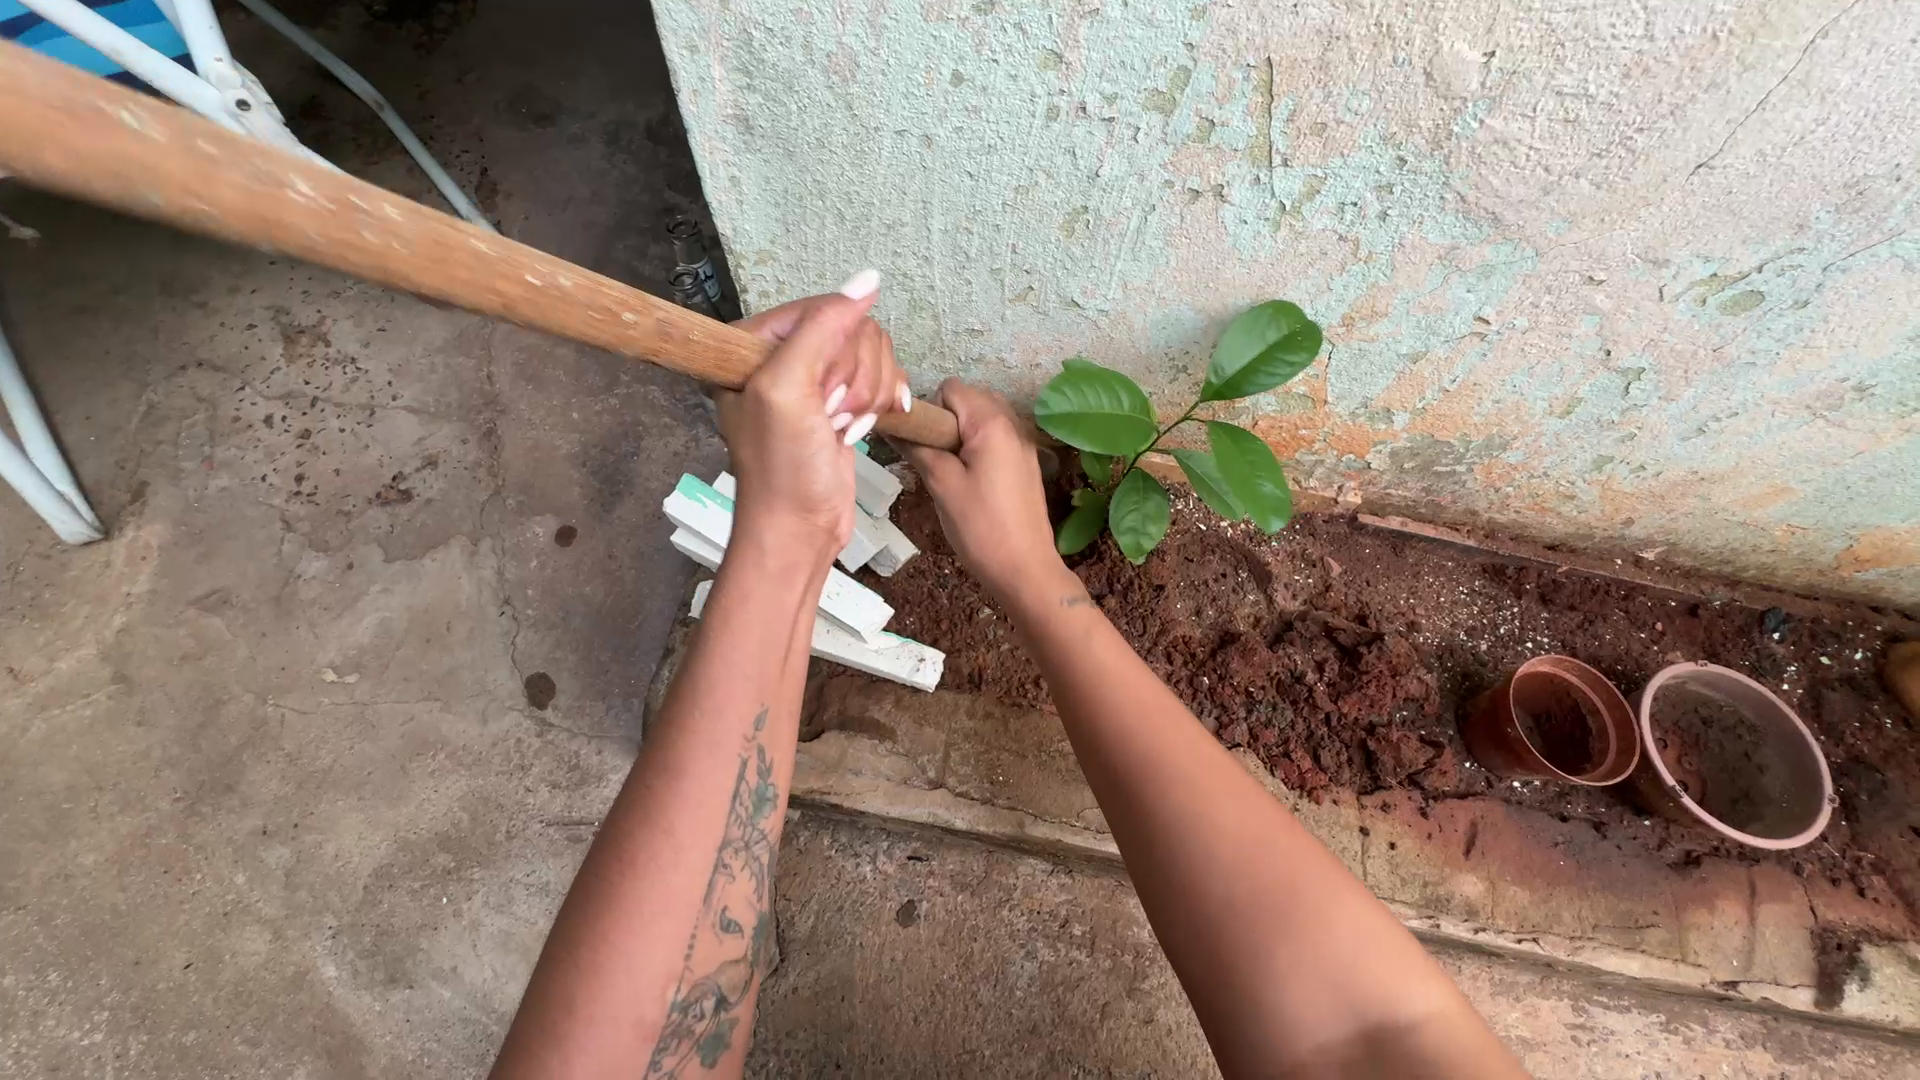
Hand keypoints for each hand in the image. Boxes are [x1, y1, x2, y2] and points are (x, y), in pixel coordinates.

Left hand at [718, 271, 908, 561]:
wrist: (801, 528)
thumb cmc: (783, 468)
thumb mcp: (789, 389)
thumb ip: (824, 327)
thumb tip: (869, 279)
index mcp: (755, 340)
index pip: (826, 310)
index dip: (838, 354)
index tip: (820, 398)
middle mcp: (784, 353)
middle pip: (856, 332)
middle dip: (854, 382)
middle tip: (831, 418)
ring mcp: (816, 379)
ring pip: (875, 354)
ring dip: (868, 398)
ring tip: (842, 430)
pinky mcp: (843, 401)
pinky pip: (882, 377)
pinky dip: (883, 403)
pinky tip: (866, 427)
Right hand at [901, 379, 1070, 606]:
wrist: (1025, 570)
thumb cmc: (981, 528)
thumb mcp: (941, 485)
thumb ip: (918, 448)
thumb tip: (893, 426)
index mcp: (992, 423)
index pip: (951, 389)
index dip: (930, 411)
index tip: (921, 444)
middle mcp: (1013, 424)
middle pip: (969, 400)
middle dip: (945, 422)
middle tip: (933, 459)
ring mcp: (1024, 445)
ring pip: (983, 420)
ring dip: (960, 436)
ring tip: (950, 473)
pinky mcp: (1026, 465)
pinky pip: (996, 440)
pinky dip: (977, 449)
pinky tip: (969, 482)